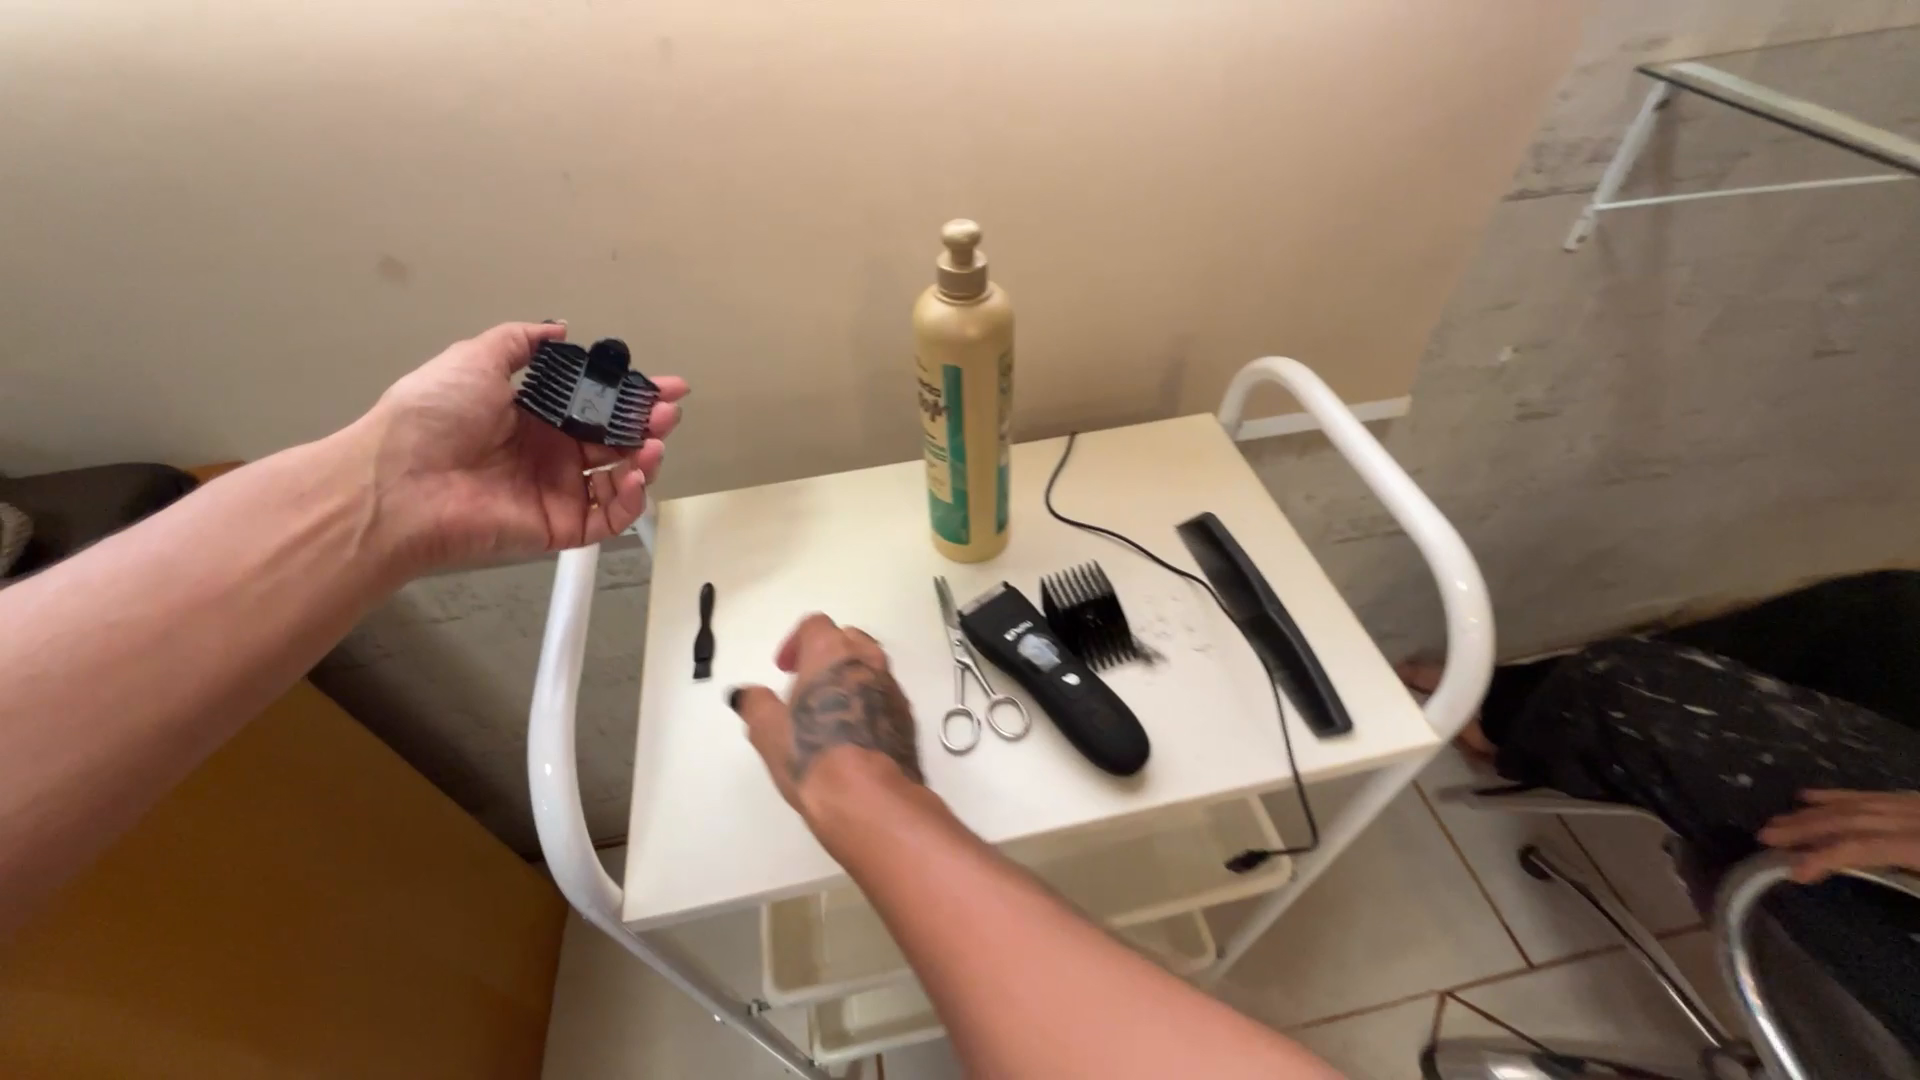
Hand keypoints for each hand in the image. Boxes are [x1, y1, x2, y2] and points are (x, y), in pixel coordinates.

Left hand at [353, 322, 687, 571]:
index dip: (635, 395)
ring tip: (652, 445)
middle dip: (649, 425)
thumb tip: (558, 327)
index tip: (668, 386)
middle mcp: (554, 454)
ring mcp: (561, 491)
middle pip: (618, 440)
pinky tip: (634, 477)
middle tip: (667, 413)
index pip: (599, 406)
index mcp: (537, 419)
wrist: (400, 480)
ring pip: (622, 478)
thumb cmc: (433, 416)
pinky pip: (611, 517)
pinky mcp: (563, 526)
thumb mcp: (474, 360)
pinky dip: (631, 500)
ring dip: (646, 460)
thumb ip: (519, 341)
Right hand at [728, 614, 923, 819]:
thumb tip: (745, 694)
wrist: (871, 796)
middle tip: (806, 685)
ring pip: (870, 668)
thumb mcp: (768, 731)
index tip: (784, 669)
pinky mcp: (907, 716)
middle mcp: (867, 660)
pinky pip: (884, 696)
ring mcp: (892, 687)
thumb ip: (756, 704)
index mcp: (832, 651)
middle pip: (848, 640)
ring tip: (828, 712)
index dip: (796, 642)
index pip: (815, 625)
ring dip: (849, 678)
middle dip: (826, 655)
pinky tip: (853, 733)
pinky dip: (868, 702)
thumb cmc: (812, 753)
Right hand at [1759, 789, 1919, 882]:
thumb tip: (1853, 873)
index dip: (1824, 857)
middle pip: (1850, 821)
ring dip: (1810, 814)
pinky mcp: (1917, 801)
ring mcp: (1915, 807)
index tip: (1795, 872)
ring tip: (1776, 823)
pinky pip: (1871, 795)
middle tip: (1765, 839)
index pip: (1863, 847)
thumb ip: (1905, 883)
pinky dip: (1836, 796)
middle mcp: (1914, 821)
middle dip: (1803, 830)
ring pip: (1854, 806)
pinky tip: (1806, 796)